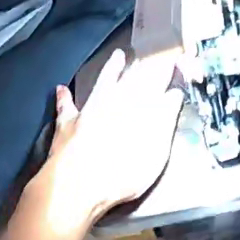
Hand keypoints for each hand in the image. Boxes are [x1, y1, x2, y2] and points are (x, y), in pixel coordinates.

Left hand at [9, 49, 184, 239]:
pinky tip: (61, 89)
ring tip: (117, 56)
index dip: (170, 73)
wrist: (78, 185)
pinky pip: (67, 107)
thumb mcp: (156, 150)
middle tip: (150, 54)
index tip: (178, 61)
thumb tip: (173, 95)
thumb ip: (165, 120)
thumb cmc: (123, 172)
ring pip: (103, 83)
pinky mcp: (67, 125)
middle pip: (132, 79)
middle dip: (143, 66)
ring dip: (111, 70)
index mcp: (140, 107)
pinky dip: (65, 98)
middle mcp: (116, 103)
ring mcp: (90, 111)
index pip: (159, 85)